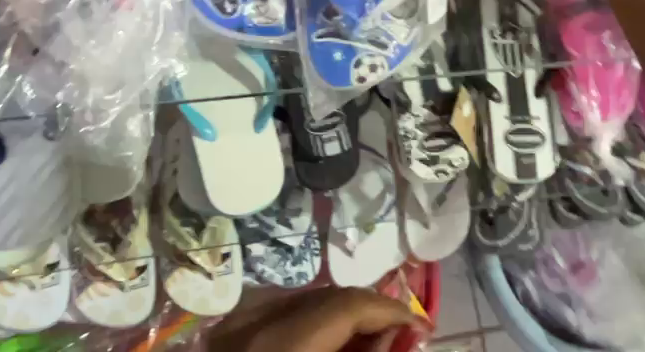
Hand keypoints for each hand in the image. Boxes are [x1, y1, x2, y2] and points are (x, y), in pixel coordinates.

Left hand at [206, 287, 427, 351]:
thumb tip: (394, 340)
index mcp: (280, 347)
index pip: (347, 303)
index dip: (390, 310)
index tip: (422, 327)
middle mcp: (252, 323)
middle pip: (327, 297)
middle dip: (368, 313)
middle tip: (400, 338)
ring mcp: (231, 328)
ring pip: (302, 302)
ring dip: (339, 319)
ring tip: (365, 343)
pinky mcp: (222, 338)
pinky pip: (275, 316)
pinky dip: (308, 326)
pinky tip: (324, 346)